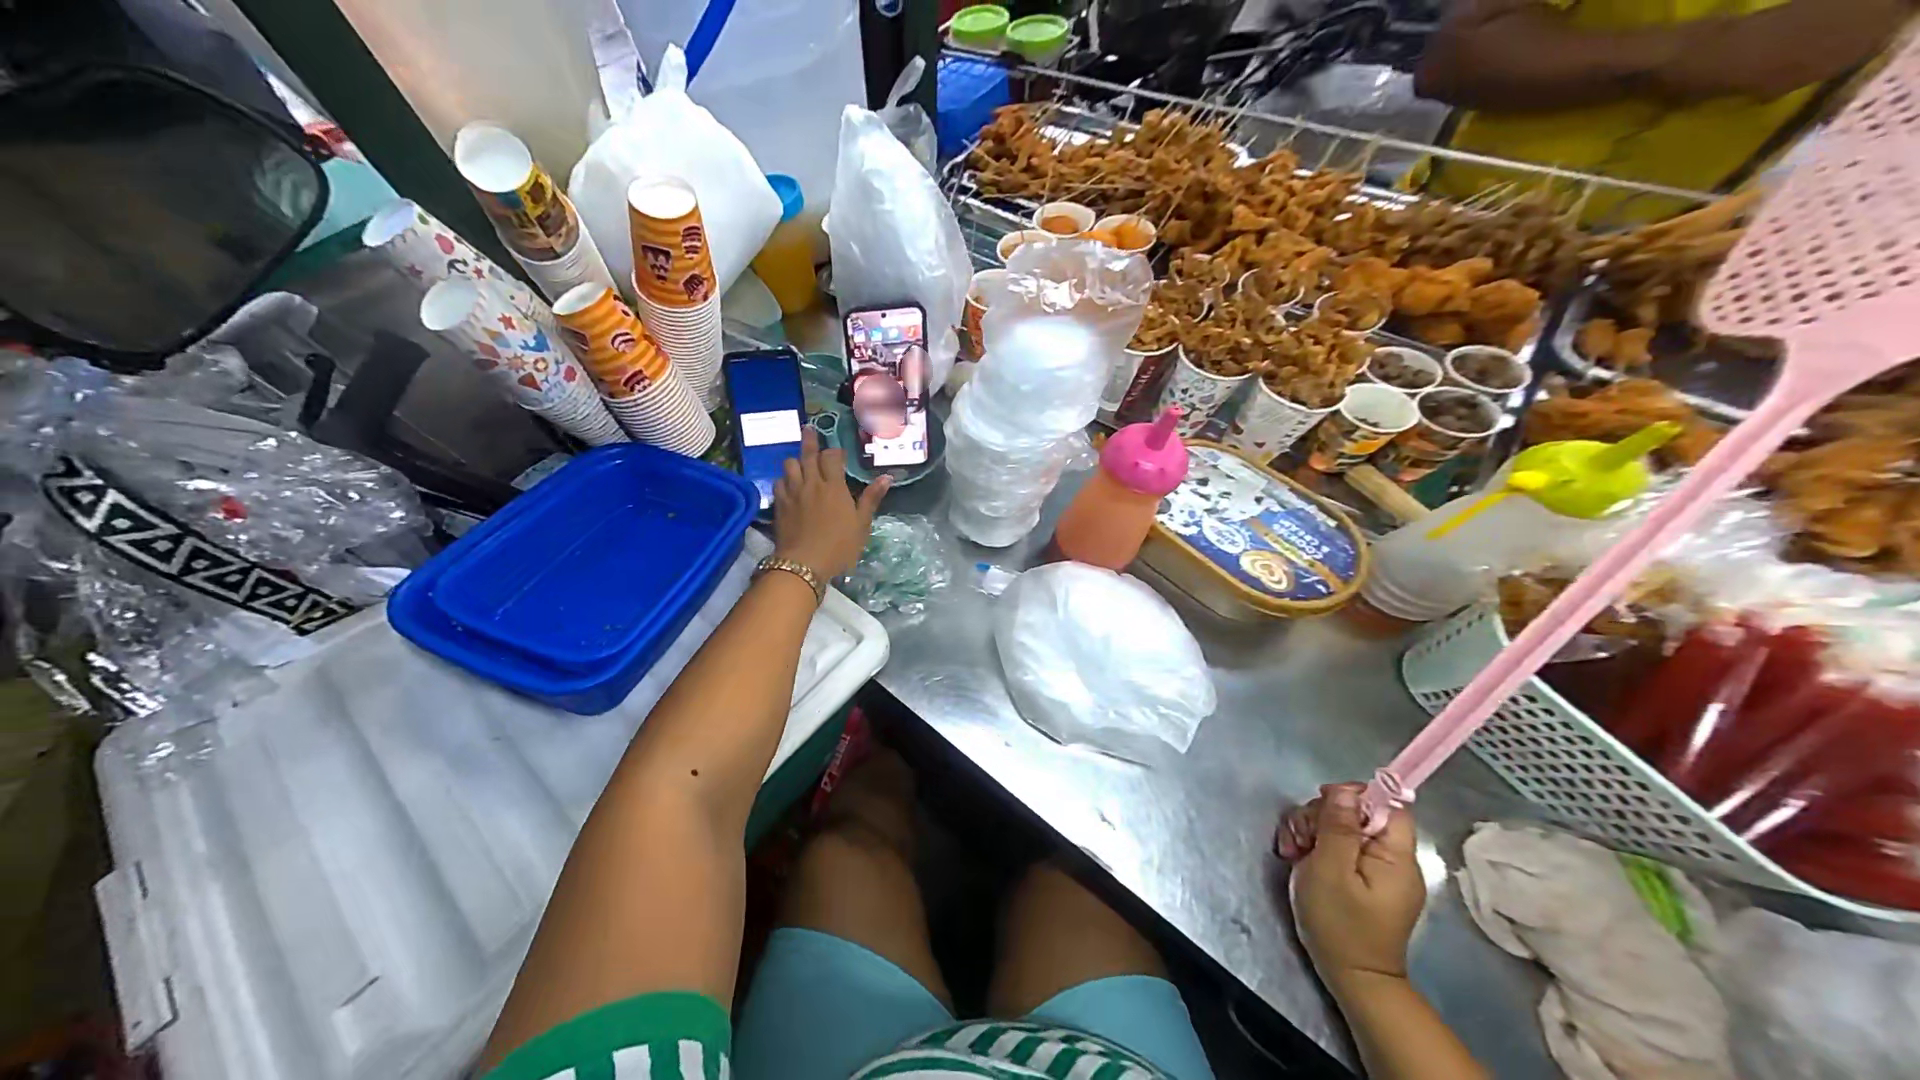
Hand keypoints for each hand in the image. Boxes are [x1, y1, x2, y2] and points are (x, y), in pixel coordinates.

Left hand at [773, 427, 888, 580]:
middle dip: (810, 440)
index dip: (835, 451)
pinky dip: (784, 479)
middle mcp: (812, 483)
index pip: (832, 457)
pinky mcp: (779, 504)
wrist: (804, 564)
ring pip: (790, 465)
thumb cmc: (839, 546)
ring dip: (795, 460)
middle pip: (808, 454)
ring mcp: (793, 493)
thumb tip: (887, 477)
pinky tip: (788, 484)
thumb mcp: (861, 524)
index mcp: (834, 486)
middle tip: (808, 428)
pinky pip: (779, 483)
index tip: (838, 452)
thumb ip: (871, 499)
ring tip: (799, 460)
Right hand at [1286, 783, 1426, 996]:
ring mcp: (1378, 870)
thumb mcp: (1330, 870)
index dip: (1354, 795)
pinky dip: (1318, 848)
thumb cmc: (1340, 924)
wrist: (1353, 979)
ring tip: (1293, 851)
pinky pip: (1342, 848)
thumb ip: (1337, 827)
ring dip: (1313, 830)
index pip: (1387, 804)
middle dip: (1322, 815)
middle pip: (1358, 813)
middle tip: (1299, 837)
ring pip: (1343, 828)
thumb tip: (1346, 791)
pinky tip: (1299, 858)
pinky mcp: (1363, 880)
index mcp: (1395, 855)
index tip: (1323, 803)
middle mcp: (1392, 858)